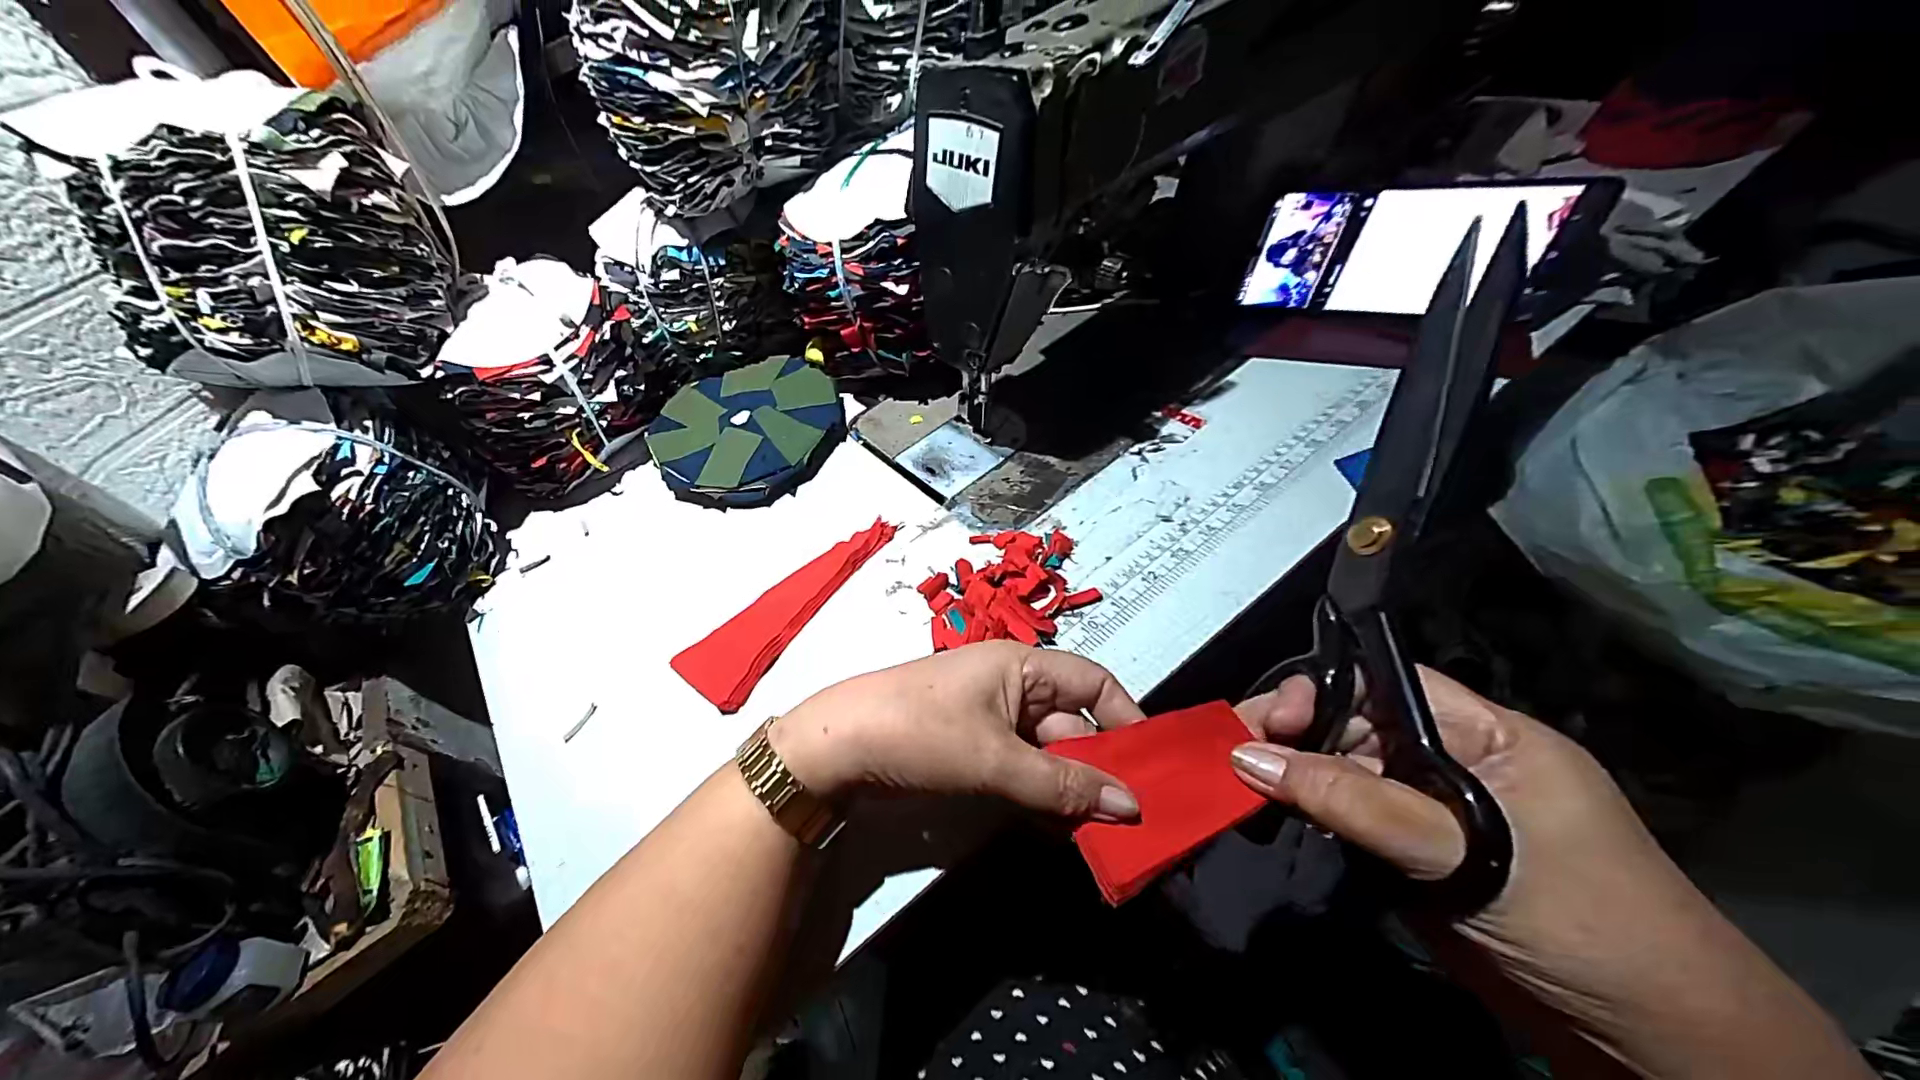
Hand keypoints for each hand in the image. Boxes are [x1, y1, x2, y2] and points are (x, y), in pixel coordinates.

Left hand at [769, 642, 1145, 822]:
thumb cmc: (921, 733)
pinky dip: (1041, 796)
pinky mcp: (973, 751)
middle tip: (1128, 819)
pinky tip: (1060, 828)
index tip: (1152, 766)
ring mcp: (992, 721)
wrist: (833, 749)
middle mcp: (1013, 688)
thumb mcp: (995, 760)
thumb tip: (1131, 805)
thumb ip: (1063, 786)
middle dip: (1099, 768)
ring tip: (1101, 833)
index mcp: (1022, 667)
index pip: (1093, 684)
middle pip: (1073, 725)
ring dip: (1071, 789)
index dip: (1126, 719)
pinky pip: (1023, 770)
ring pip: (1049, 754)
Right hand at [1227, 668, 1867, 1076]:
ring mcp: (1432, 810)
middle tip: (1233, 755)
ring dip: (1293, 779)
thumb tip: (1249, 758)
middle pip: (1354, 726)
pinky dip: (1308, 816)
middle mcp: (1452, 762)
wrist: (1650, 1045)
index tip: (1267, 720)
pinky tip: (1270, 816)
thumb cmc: (1581, 924)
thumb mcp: (1462, 851)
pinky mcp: (1413, 854)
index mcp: (1486, 734)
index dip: (1322, 690)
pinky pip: (1348, 818)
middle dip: (1294, 735)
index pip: (1385, 684)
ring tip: (1238, 788)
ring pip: (1344, 774)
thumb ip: (1353, 801)